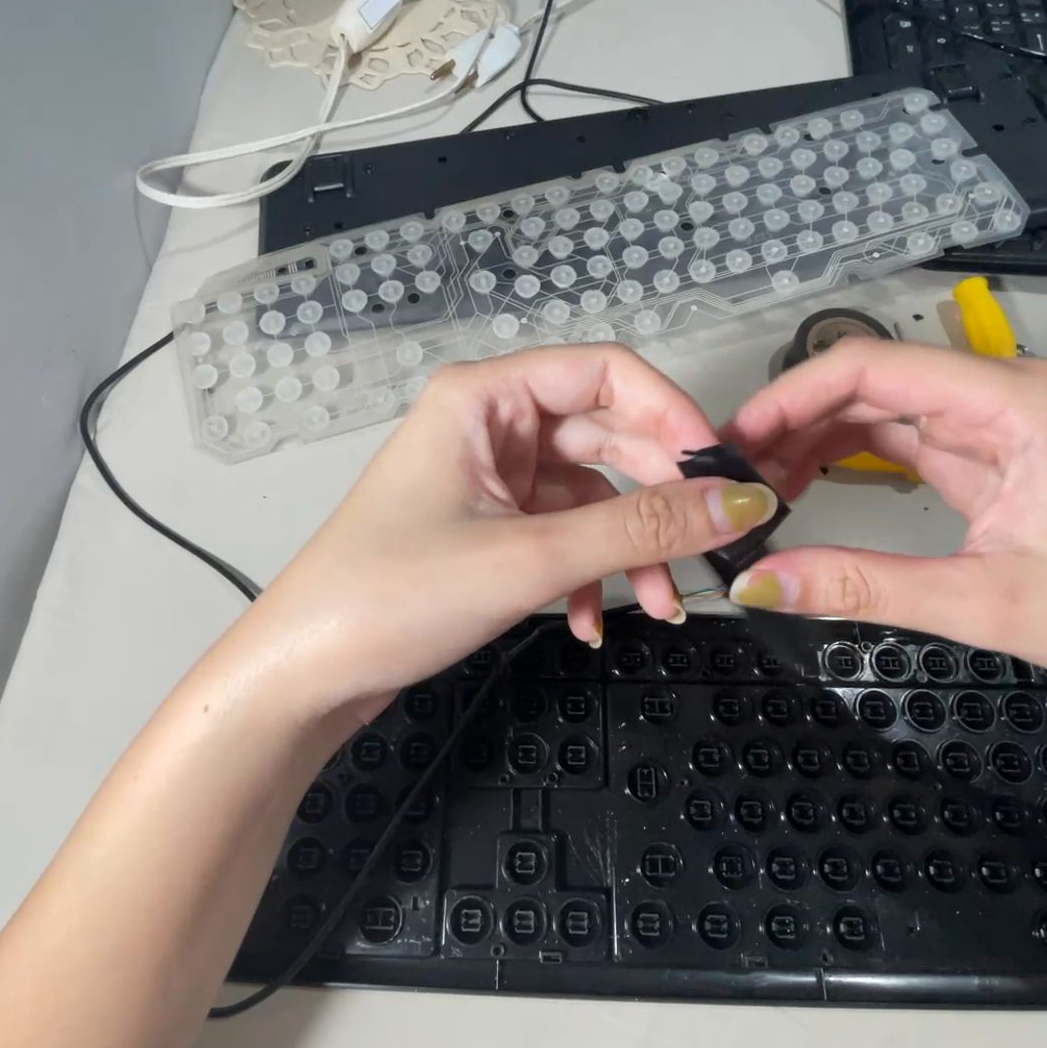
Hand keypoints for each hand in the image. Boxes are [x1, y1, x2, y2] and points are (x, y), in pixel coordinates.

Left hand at [211, 344, 779, 722]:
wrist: (308, 674)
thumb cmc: (393, 595)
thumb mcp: (528, 558)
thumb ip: (640, 529)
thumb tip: (738, 503)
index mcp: (484, 398)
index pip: (605, 373)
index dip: (672, 414)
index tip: (720, 473)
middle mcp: (489, 428)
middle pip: (605, 438)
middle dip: (656, 499)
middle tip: (704, 550)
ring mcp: (489, 481)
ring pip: (590, 497)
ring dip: (627, 551)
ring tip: (656, 606)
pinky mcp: (488, 529)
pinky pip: (563, 536)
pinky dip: (587, 575)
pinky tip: (590, 622)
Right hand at [722, 338, 1046, 699]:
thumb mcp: (979, 602)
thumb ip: (858, 587)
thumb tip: (758, 581)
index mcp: (1012, 403)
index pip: (871, 368)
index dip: (788, 397)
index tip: (731, 440)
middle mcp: (998, 396)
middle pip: (864, 382)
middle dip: (789, 421)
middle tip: (730, 473)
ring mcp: (989, 424)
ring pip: (872, 409)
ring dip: (808, 440)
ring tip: (755, 484)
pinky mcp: (981, 455)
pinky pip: (892, 440)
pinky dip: (839, 459)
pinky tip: (801, 485)